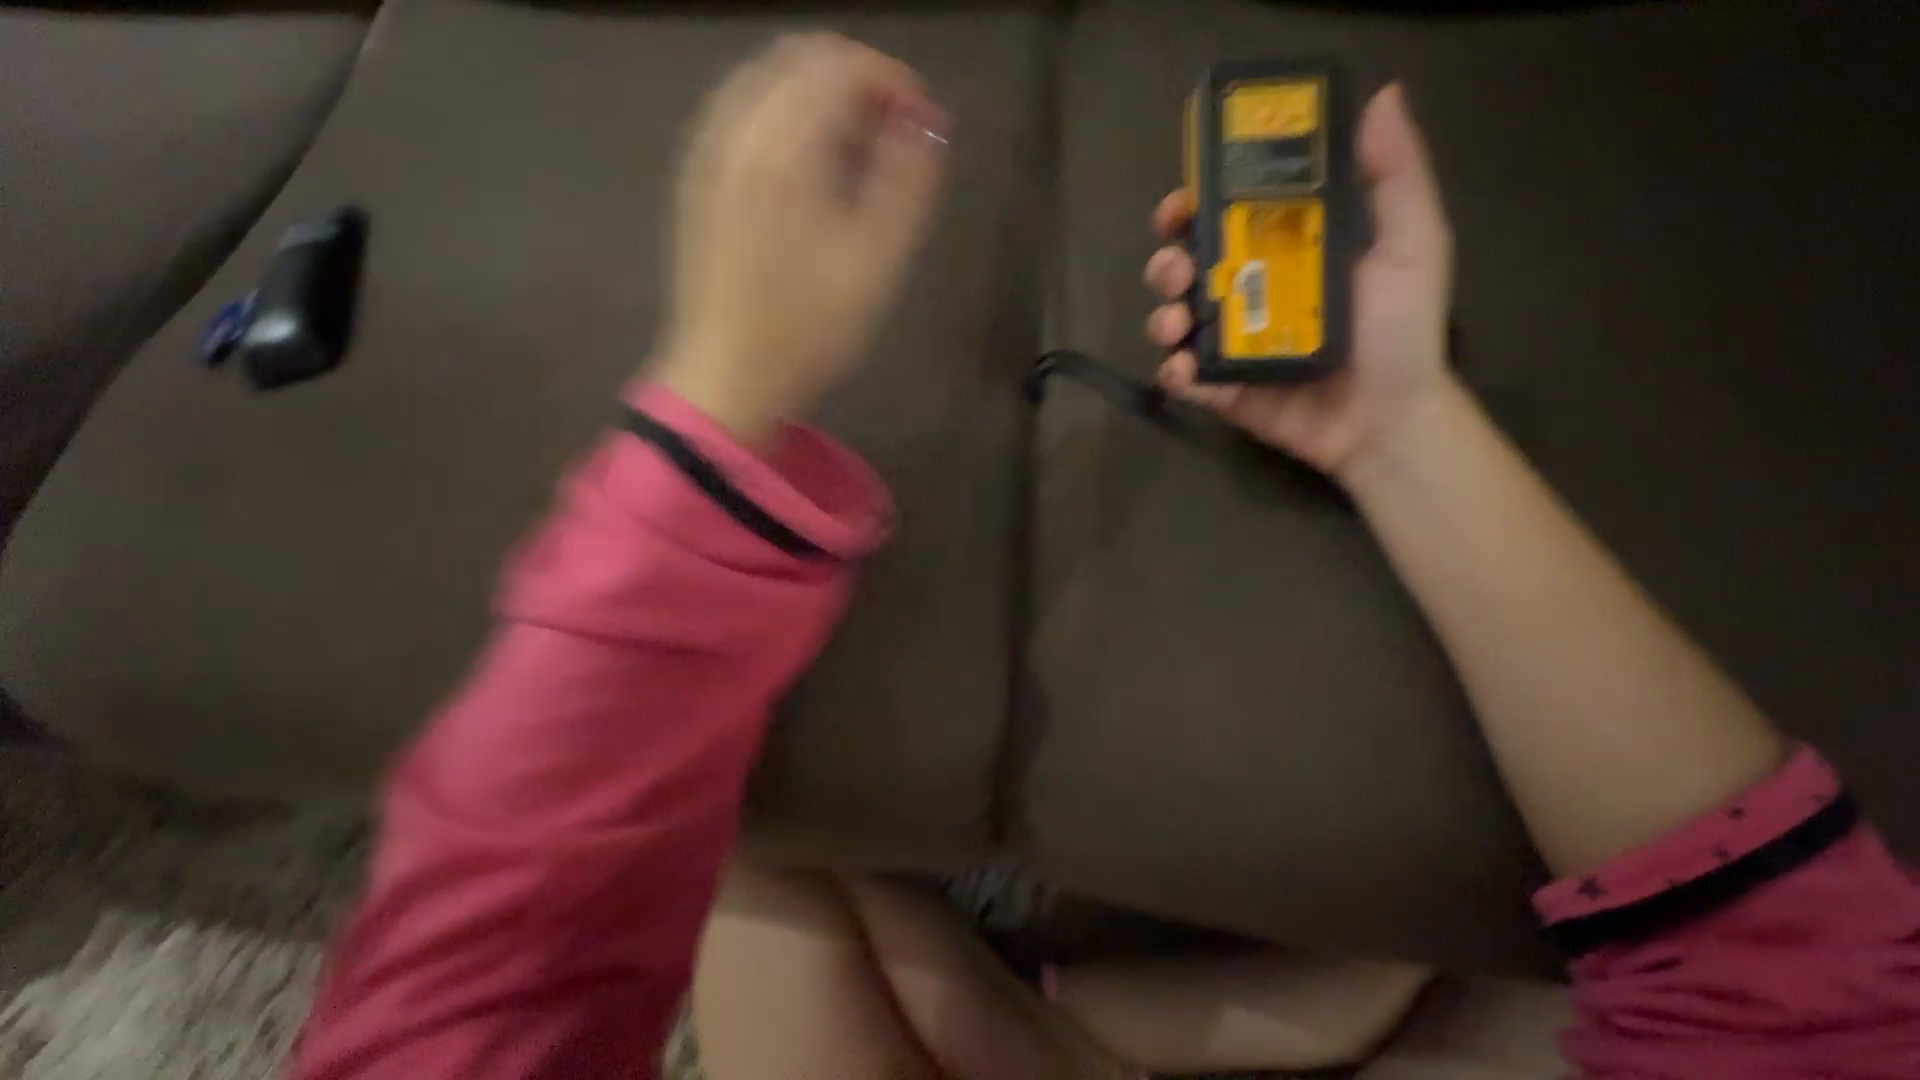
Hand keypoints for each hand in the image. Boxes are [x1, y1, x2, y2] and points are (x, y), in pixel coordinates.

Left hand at [657, 34, 949, 443]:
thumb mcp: (877, 261)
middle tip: (893, 135)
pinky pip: (742, 110)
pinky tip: (808, 166)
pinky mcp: (698, 177)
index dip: (893, 80)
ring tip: (856, 153)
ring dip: (819, 95)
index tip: (923, 122)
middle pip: (801, 57)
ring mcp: (708, 152)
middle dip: (856, 81)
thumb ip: (907, 178)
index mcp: (784, 148)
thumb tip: (927, 119)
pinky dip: (783, 115)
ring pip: (768, 78)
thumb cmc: (810, 328)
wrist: (728, 376)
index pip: (842, 65)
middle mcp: (736, 131)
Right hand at [1145, 83, 1454, 480]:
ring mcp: (1231, 345)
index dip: (1193, 204)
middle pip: (1185, 267)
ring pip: (1173, 319)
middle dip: (1166, 262)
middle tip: (1177, 270)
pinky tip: (1185, 369)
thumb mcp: (1411, 242)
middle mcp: (1249, 294)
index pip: (1224, 217)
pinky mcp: (1222, 391)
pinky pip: (1183, 377)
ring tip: (1177, 322)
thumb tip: (1383, 95)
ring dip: (1161, 314)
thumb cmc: (1401, 331)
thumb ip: (1395, 175)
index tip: (1182, 202)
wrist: (1390, 419)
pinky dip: (1174, 371)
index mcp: (1284, 252)